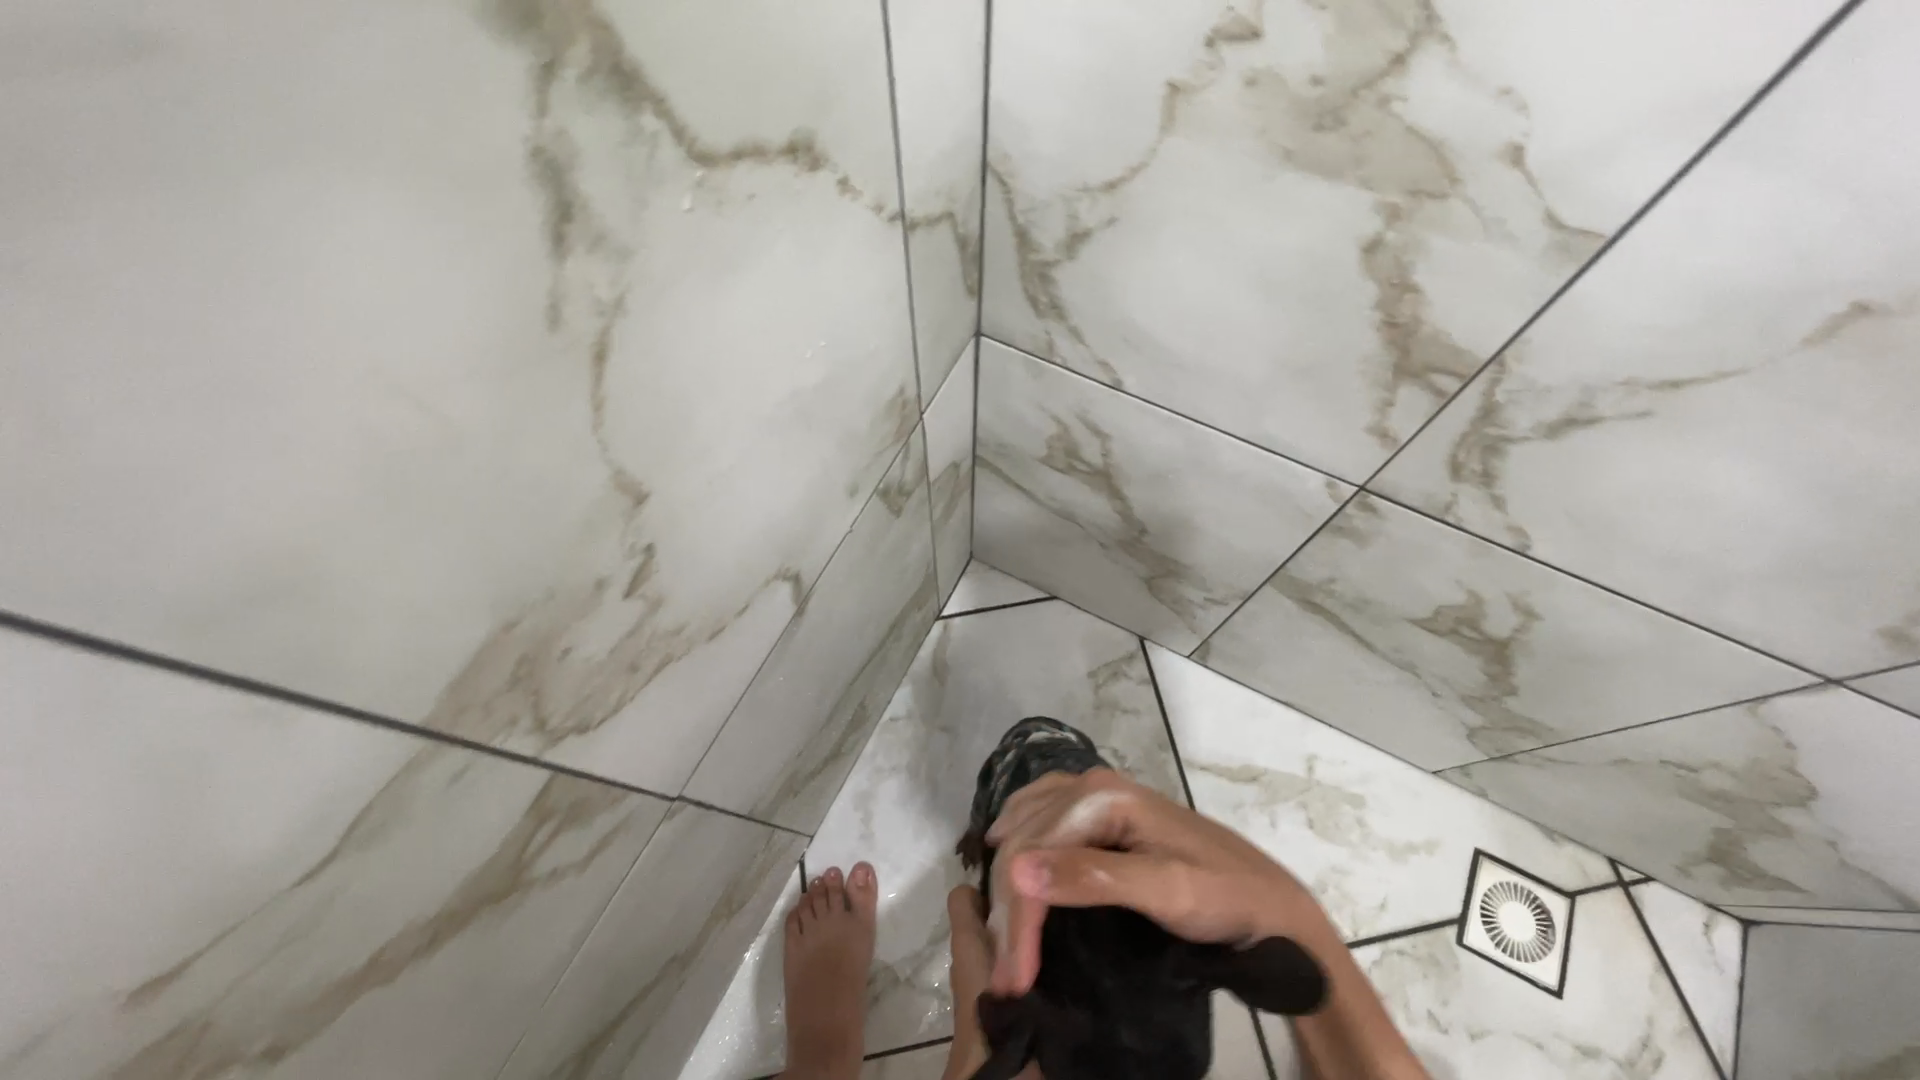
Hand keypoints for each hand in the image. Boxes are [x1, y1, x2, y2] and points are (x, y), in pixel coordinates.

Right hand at [984, 767, 1326, 994]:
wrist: (1270, 901)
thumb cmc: (1224, 896)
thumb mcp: (1165, 891)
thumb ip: (1092, 878)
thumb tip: (1015, 870)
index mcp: (1104, 797)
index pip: (1036, 853)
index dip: (1018, 917)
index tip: (1013, 978)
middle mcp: (1092, 785)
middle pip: (1026, 842)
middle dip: (1010, 909)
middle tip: (1008, 975)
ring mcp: (1096, 793)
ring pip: (1028, 829)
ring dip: (1009, 883)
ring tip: (1004, 938)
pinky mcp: (1103, 809)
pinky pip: (1041, 814)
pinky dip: (1020, 839)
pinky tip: (1007, 856)